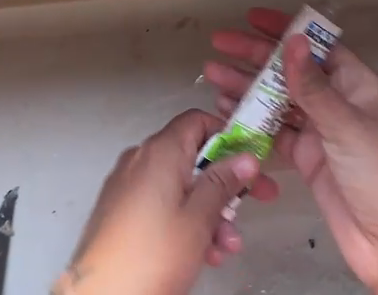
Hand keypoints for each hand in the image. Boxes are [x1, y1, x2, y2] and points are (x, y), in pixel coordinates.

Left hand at [55, 109, 279, 294]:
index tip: (250, 157)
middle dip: (225, 184)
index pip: (197, 121)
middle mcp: (140, 159)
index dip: (227, 136)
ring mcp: (128, 184)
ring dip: (208, 211)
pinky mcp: (121, 210)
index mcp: (160, 151)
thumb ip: (223, 184)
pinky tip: (202, 252)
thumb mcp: (198, 219)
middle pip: (192, 157)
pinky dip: (184, 220)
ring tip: (225, 246)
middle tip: (256, 200)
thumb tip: (244, 158)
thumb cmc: (151, 255)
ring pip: (179, 186)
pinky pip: (161, 204)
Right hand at [206, 9, 377, 294]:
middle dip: (255, 56)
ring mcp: (323, 132)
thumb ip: (313, 86)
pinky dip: (253, 121)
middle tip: (219, 45)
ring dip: (248, 88)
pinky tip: (229, 112)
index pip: (317, 45)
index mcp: (357, 85)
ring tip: (213, 76)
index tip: (251, 18)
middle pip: (292, 70)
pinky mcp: (310, 160)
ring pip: (279, 100)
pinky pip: (276, 132)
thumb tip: (292, 40)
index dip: (285, 30)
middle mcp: (338, 102)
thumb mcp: (348, 127)